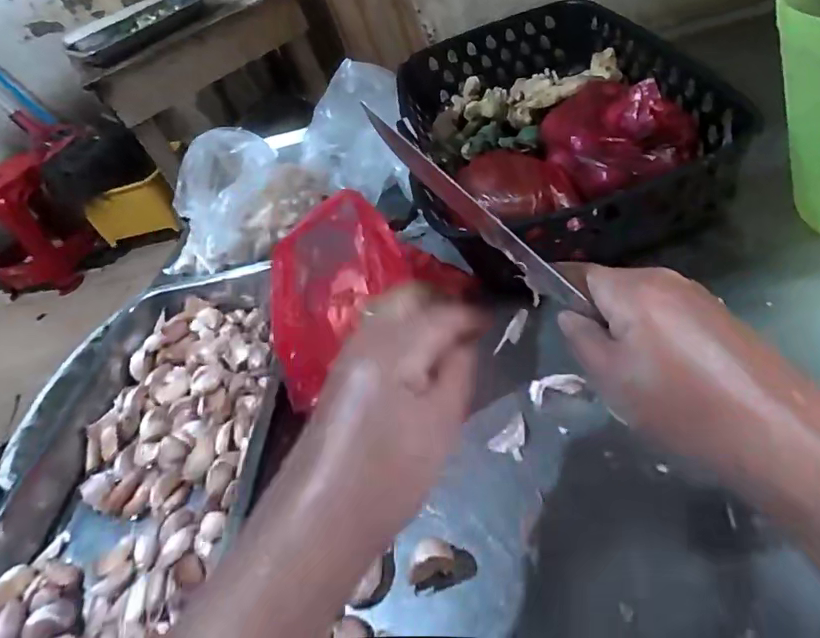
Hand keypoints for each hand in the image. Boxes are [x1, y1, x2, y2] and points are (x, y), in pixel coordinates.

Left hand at [288, 283, 486, 548]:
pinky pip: (381, 330)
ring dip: (425, 311)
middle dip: (446, 298)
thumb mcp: (442, 424)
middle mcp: (367, 339)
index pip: (443, 312)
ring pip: (392, 309)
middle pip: (410, 295)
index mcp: (394, 348)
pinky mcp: (342, 373)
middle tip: (477, 319)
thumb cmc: (390, 478)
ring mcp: (349, 354)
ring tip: (456, 334)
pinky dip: (406, 328)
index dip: (475, 311)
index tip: (502, 315)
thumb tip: (468, 338)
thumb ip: (459, 369)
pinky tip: (424, 354)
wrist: (317, 525)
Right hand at [556, 264, 817, 486]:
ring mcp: (696, 294)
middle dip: (599, 316)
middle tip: (599, 365)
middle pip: (613, 286)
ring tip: (639, 378)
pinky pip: (670, 315)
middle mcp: (665, 277)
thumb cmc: (679, 405)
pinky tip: (673, 377)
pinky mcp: (718, 314)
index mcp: (633, 287)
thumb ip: (582, 339)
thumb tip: (570, 313)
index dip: (559, 290)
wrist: (771, 428)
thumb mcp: (613, 380)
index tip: (548, 315)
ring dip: (630, 329)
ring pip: (643, 302)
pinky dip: (659, 336)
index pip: (580, 272)